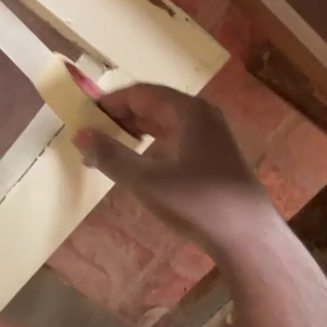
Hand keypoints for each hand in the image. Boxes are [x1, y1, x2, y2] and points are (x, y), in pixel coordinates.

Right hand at [74, 85, 279, 256]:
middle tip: (91, 133)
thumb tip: (81, 135)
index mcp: (188, 111)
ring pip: (164, 124)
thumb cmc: (196, 201)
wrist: (245, 233)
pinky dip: (151, 146)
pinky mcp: (213, 157)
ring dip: (134, 133)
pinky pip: (174, 140)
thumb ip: (111, 156)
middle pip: (153, 106)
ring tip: (107, 149)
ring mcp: (210, 136)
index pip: (141, 93)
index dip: (110, 102)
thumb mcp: (146, 180)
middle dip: (120, 117)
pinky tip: (138, 164)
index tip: (84, 114)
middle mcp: (201, 116)